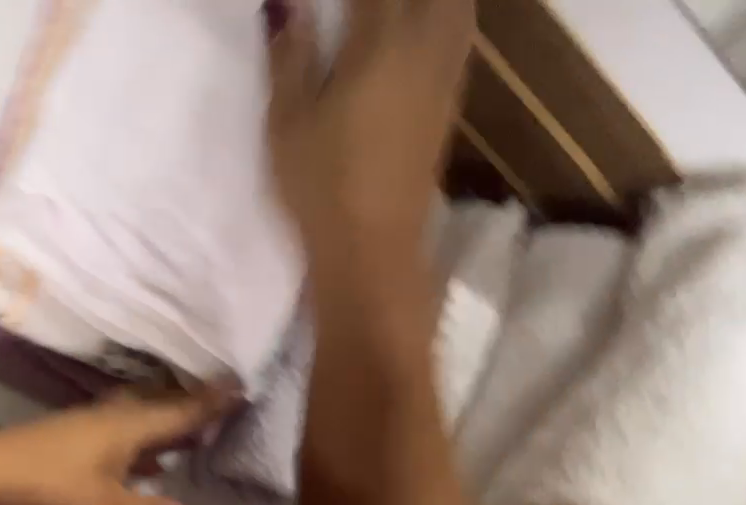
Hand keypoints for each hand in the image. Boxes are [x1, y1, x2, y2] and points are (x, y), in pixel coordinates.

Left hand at [0, 387, 237, 504]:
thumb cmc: (45, 490)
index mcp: (128, 428)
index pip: (182, 412)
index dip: (212, 403)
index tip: (243, 386)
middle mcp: (109, 418)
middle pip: (158, 410)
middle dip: (188, 411)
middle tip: (219, 408)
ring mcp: (81, 426)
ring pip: (134, 421)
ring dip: (160, 427)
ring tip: (184, 437)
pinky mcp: (60, 438)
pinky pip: (113, 433)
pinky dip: (133, 442)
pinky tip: (134, 461)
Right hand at [270, 0, 474, 269]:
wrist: (371, 239)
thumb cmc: (318, 183)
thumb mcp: (286, 123)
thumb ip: (289, 58)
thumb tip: (287, 5)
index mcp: (379, 42)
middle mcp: (425, 41)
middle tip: (352, 9)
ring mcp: (445, 68)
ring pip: (453, 3)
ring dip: (422, 2)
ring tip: (384, 15)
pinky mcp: (449, 95)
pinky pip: (459, 26)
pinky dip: (440, 12)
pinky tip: (420, 22)